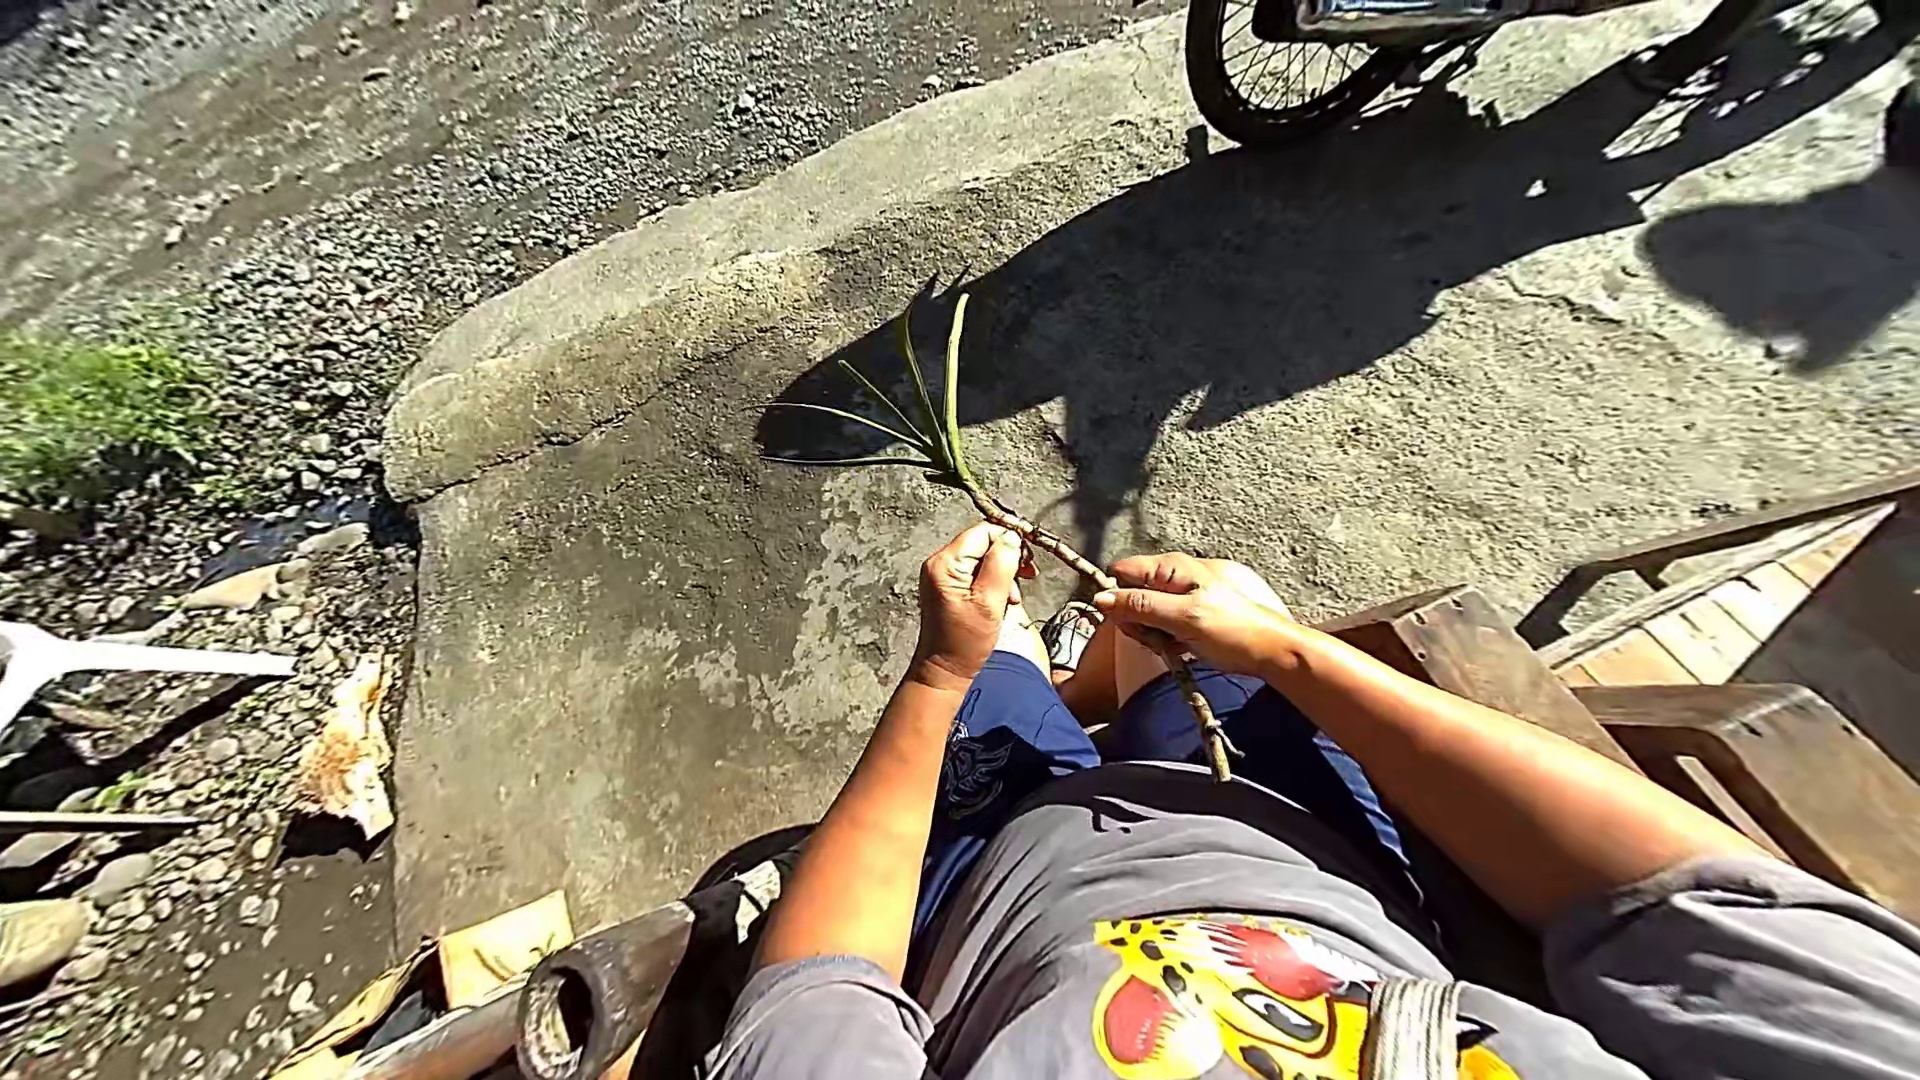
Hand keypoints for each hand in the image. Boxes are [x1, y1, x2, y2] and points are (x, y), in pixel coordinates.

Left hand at [909, 523, 1025, 692]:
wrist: (945, 670)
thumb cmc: (965, 641)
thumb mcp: (990, 601)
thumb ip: (1002, 563)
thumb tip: (1012, 537)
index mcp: (946, 563)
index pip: (984, 532)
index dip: (1010, 540)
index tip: (1029, 558)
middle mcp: (939, 563)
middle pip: (983, 542)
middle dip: (1008, 557)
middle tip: (1028, 574)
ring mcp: (941, 574)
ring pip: (982, 558)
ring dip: (1003, 572)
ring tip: (1014, 596)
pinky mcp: (947, 586)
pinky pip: (975, 572)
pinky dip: (993, 582)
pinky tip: (1003, 600)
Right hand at [1092, 553, 1294, 675]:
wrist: (1272, 653)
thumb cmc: (1233, 631)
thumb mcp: (1183, 617)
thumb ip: (1140, 605)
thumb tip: (1101, 598)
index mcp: (1172, 567)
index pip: (1121, 572)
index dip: (1118, 596)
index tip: (1131, 620)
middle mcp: (1171, 575)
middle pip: (1128, 593)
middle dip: (1134, 619)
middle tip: (1157, 637)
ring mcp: (1177, 595)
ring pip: (1140, 612)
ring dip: (1148, 632)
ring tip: (1172, 643)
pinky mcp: (1183, 613)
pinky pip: (1156, 623)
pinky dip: (1161, 638)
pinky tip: (1179, 647)